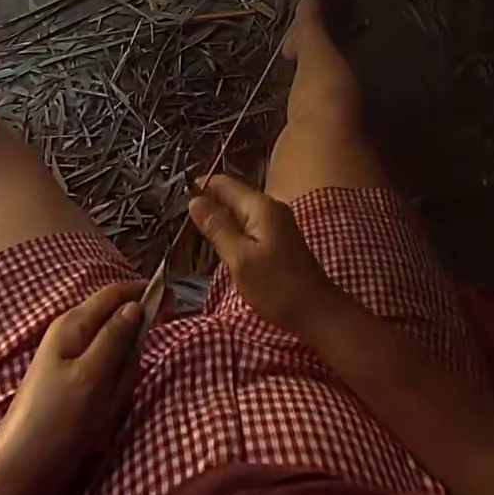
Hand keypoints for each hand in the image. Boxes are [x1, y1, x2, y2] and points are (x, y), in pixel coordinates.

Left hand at [0, 281, 145, 494]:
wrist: (17, 477)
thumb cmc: (54, 423)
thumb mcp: (91, 377)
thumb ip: (116, 336)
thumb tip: (136, 304)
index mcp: (73, 324)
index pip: (115, 293)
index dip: (144, 291)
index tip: (173, 300)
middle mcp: (71, 336)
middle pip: (118, 328)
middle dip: (128, 356)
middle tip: (119, 387)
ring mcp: (70, 363)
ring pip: (115, 359)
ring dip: (118, 385)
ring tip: (102, 412)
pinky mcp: (72, 388)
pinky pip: (104, 383)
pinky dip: (108, 400)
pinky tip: (96, 424)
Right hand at [188, 175, 345, 333]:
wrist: (317, 311)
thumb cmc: (276, 286)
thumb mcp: (239, 258)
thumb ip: (217, 227)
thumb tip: (194, 200)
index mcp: (260, 205)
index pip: (224, 183)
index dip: (200, 186)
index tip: (177, 198)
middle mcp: (270, 206)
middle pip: (233, 194)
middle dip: (209, 202)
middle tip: (181, 219)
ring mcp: (277, 221)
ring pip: (241, 210)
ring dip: (220, 217)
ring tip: (195, 231)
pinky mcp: (279, 237)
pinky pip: (250, 224)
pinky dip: (234, 229)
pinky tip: (221, 244)